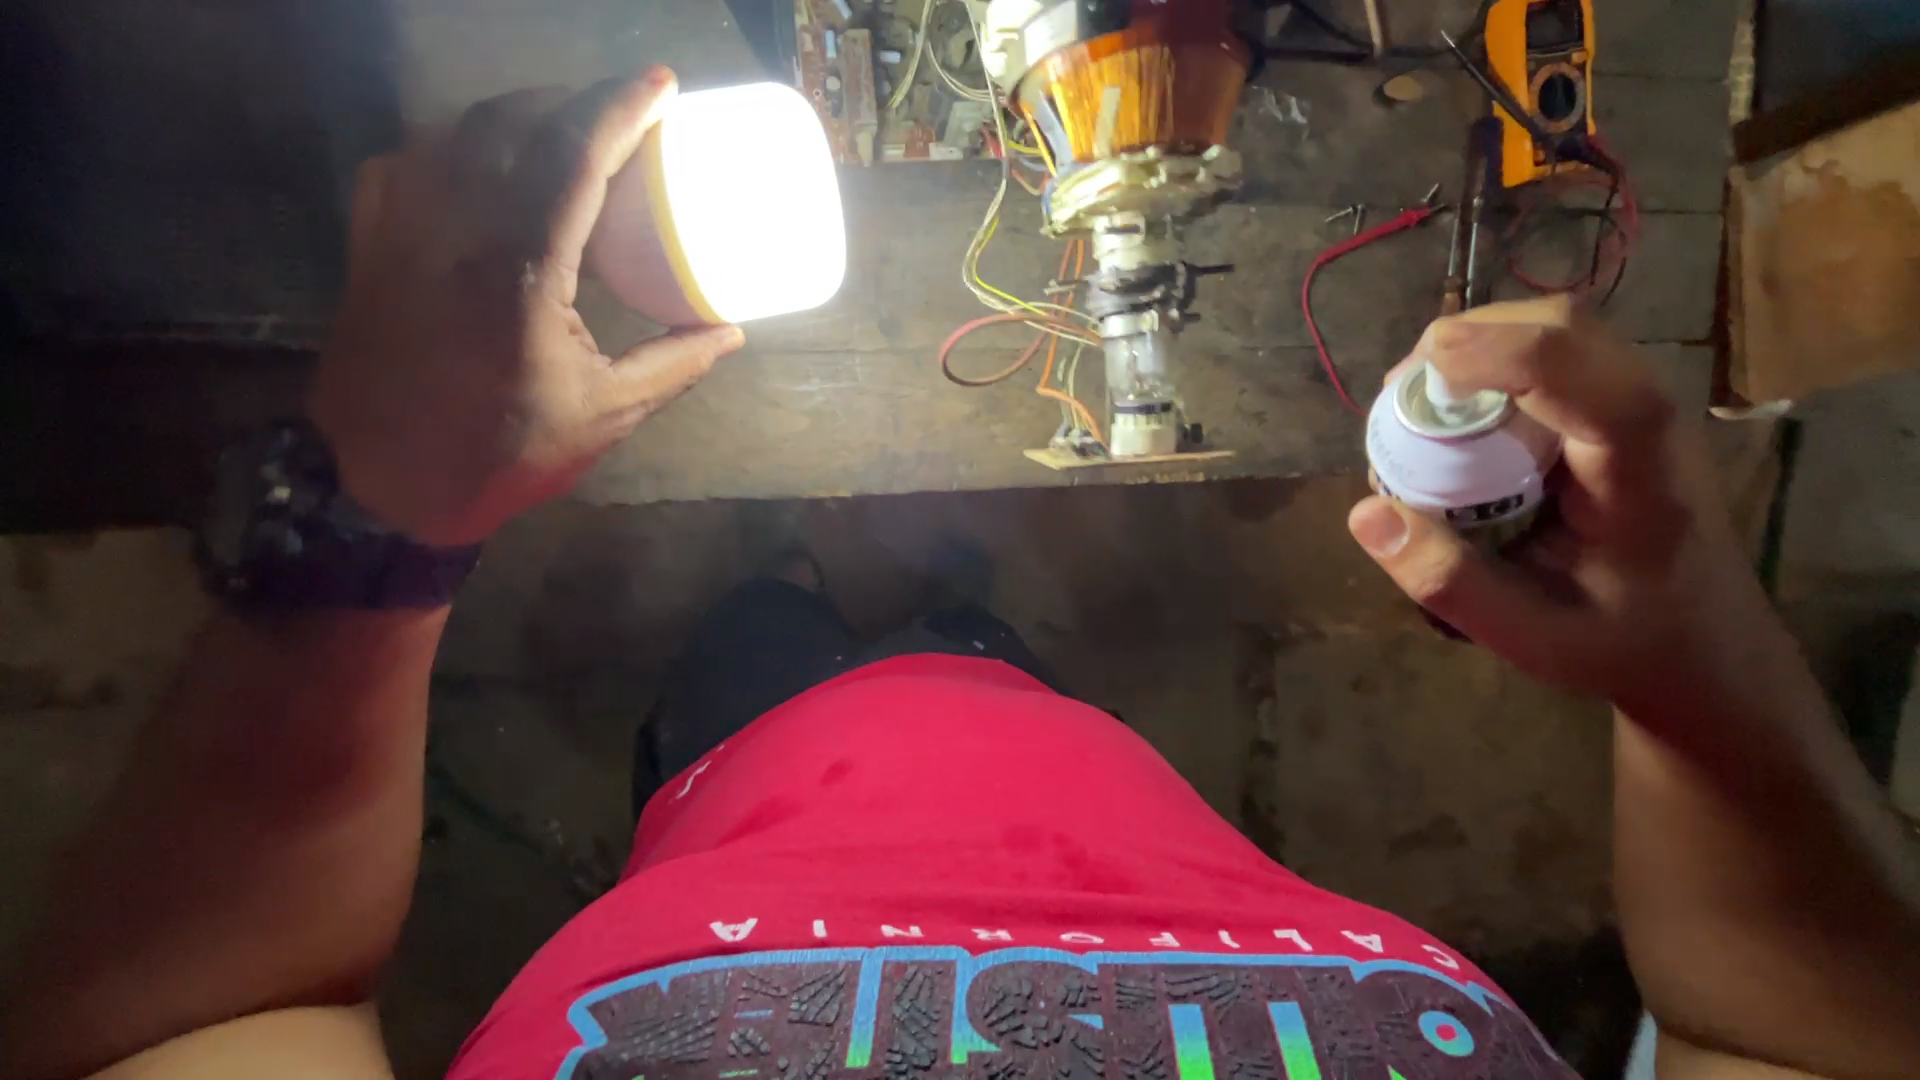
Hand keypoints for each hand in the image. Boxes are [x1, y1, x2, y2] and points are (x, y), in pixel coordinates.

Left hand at [310, 68, 743, 546]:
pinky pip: (424, 153)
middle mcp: (453, 226)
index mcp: (519, 269)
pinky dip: (473, 139)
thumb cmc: (504, 449)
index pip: (572, 154)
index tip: (662, 85)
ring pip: (465, 126)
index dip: (621, 107)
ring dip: (528, 113)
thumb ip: (674, 363)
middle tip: (632, 115)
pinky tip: (502, 161)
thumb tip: (730, 329)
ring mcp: (402, 222)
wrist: (382, 478)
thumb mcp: (606, 412)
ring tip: (576, 131)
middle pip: (519, 120)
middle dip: (580, 102)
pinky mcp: (375, 234)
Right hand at [1347, 297, 1786, 721]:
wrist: (1702, 647)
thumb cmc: (1614, 642)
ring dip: (1479, 344)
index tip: (1409, 377)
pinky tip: (1456, 408)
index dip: (1498, 356)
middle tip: (1399, 393)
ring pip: (1560, 331)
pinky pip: (1555, 355)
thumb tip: (1365, 511)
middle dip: (1471, 340)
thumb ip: (1445, 578)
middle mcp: (1653, 423)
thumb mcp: (1522, 633)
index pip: (1586, 381)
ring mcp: (1641, 409)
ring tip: (1417, 397)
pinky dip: (1494, 360)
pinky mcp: (1620, 411)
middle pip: (1567, 331)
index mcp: (1640, 478)